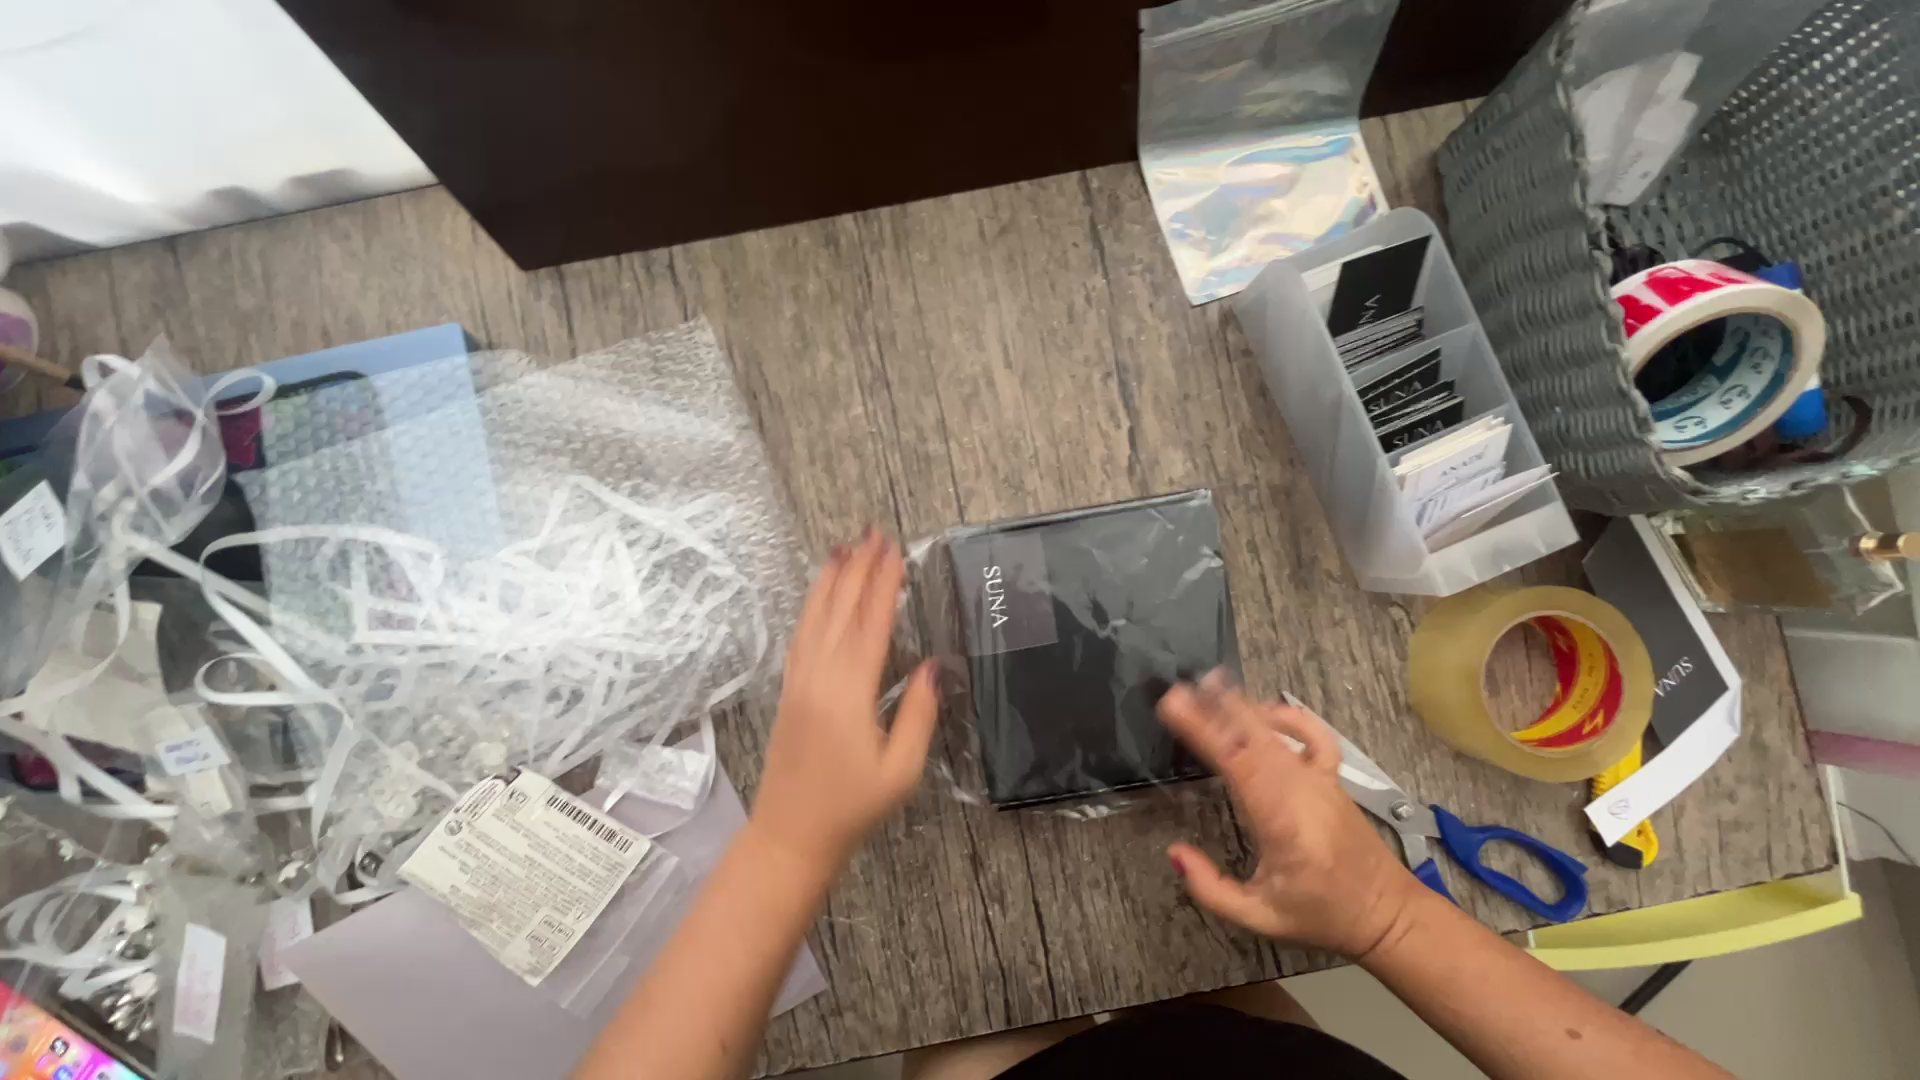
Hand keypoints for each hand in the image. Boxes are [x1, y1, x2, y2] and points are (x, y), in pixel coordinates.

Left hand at [749, 527, 938, 870]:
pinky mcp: (789, 690)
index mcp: (850, 692)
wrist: (790, 835)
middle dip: (858, 567)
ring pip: (814, 617)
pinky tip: (819, 594)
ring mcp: (799, 681)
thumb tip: (934, 665)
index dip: (884, 583)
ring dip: (831, 579)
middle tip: (873, 532)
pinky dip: (811, 606)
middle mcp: (820, 676)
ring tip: (844, 547)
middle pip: (840, 609)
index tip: (895, 550)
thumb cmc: (852, 807)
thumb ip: (920, 714)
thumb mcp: (901, 770)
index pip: (870, 623)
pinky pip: (800, 636)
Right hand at [1158, 672, 1425, 958]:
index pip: (1237, 764)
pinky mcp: (1332, 777)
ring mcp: (1320, 780)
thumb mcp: (1261, 917)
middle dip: (1215, 709)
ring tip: (1210, 683)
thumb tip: (1175, 852)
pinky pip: (1314, 736)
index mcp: (1282, 823)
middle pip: (1253, 738)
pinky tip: (1263, 708)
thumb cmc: (1322, 913)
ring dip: (1242, 706)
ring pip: (1277, 733)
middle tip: (1181, 688)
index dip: (1205, 732)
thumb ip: (1213, 889)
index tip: (1175, 708)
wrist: (1389, 914)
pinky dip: (1290, 717)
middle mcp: (1302, 792)